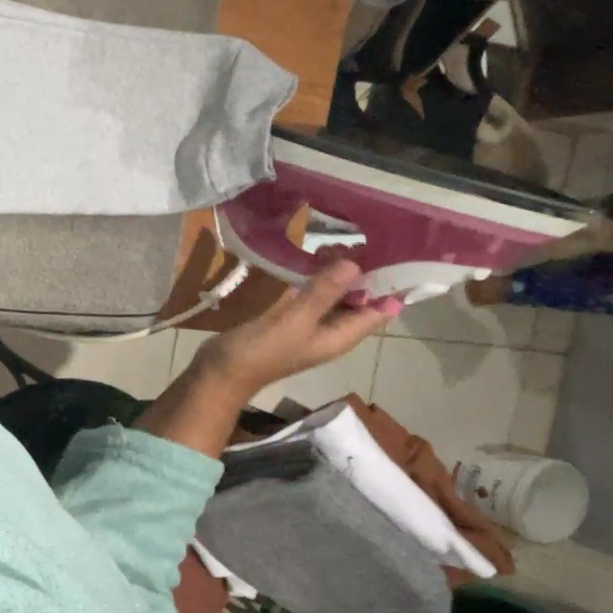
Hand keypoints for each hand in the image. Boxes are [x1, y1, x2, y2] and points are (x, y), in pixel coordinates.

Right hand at [192, 258, 399, 399]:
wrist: (221, 372)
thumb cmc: (261, 351)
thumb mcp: (294, 321)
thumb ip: (323, 293)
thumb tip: (354, 263)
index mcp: (342, 336)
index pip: (380, 309)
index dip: (390, 284)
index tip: (391, 252)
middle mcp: (331, 330)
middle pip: (358, 300)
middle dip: (361, 273)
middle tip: (355, 240)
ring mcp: (307, 324)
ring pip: (332, 296)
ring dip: (334, 274)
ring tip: (331, 245)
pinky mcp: (286, 319)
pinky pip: (308, 296)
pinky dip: (311, 280)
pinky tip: (306, 260)